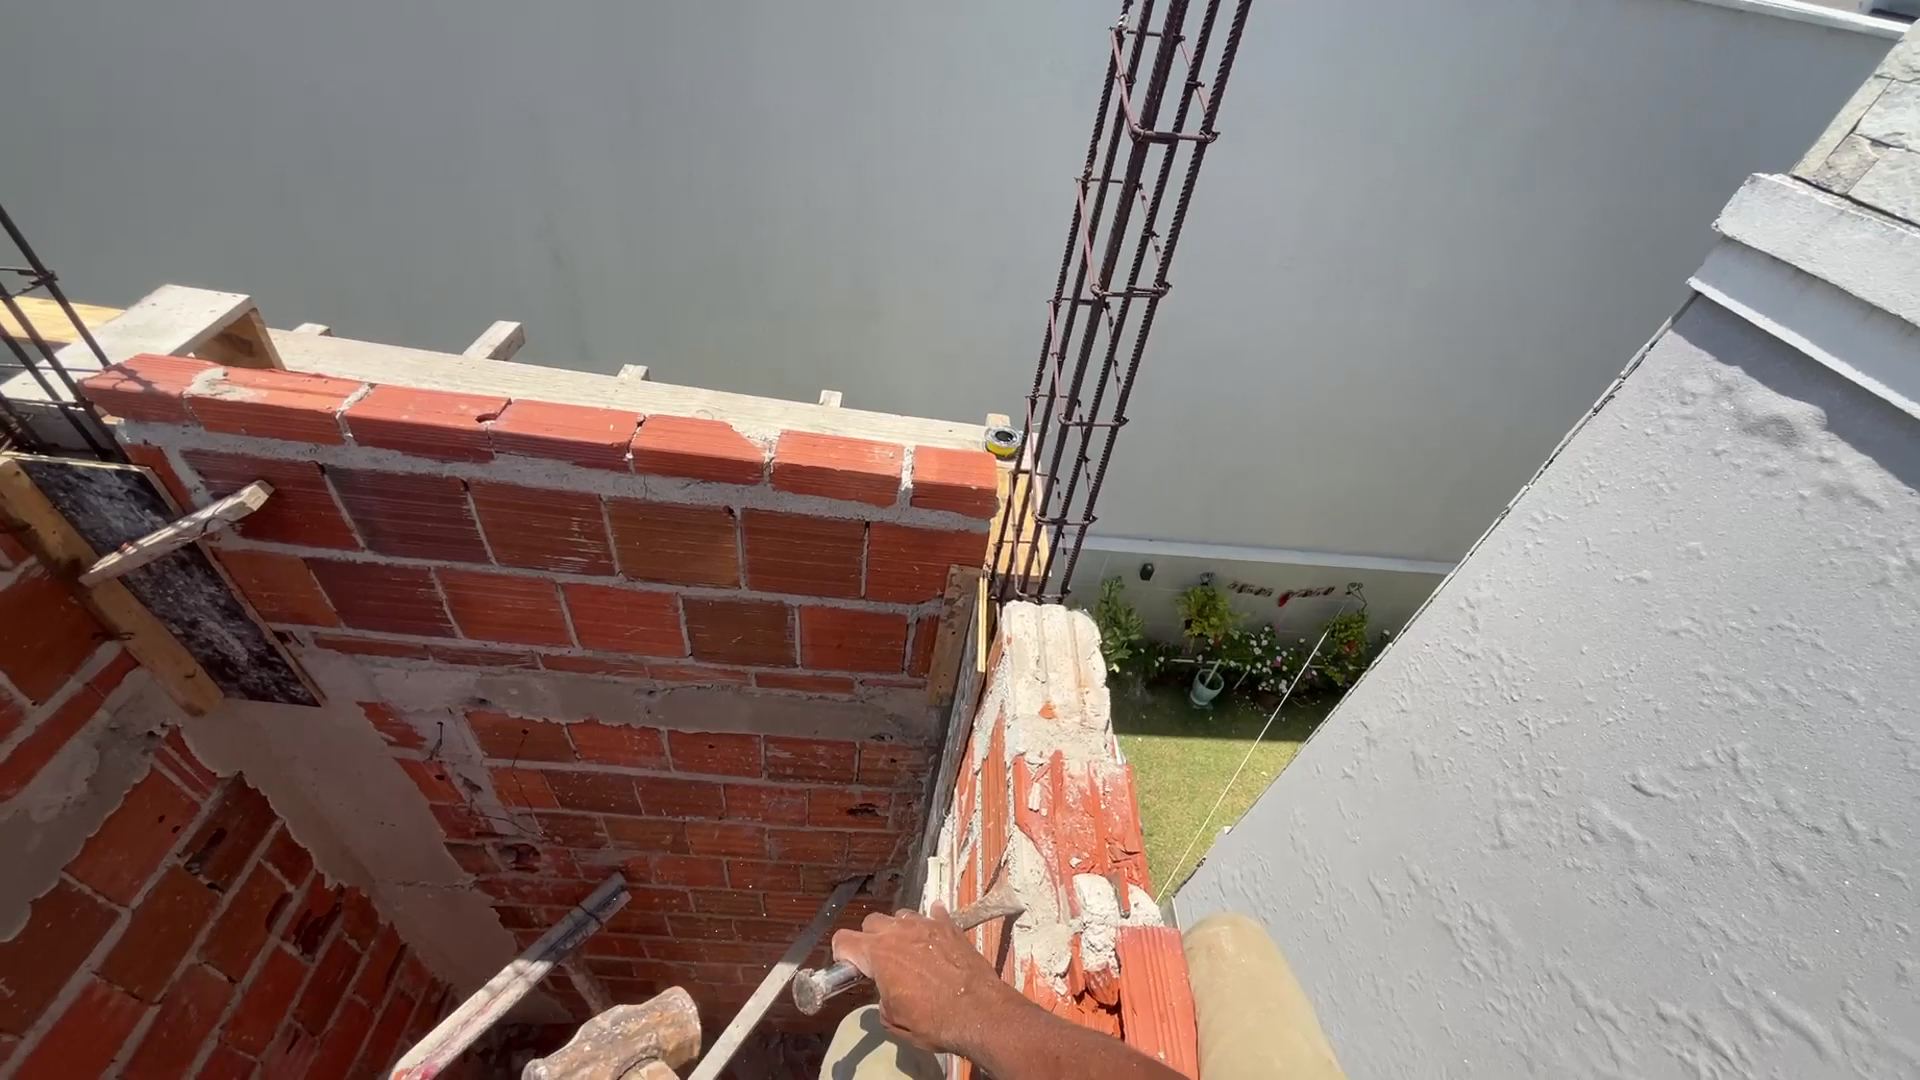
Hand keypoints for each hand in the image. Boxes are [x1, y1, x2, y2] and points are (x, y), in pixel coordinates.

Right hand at [830, 904, 1020, 1053]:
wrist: (978, 1009)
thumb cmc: (933, 1020)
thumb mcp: (895, 1022)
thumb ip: (882, 1000)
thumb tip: (887, 992)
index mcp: (878, 954)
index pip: (844, 940)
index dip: (843, 954)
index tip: (850, 966)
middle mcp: (898, 931)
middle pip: (872, 922)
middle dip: (870, 938)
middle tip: (880, 961)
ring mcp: (925, 923)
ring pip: (901, 916)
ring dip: (899, 931)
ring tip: (909, 951)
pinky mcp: (948, 924)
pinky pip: (933, 914)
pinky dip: (929, 924)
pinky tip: (933, 938)